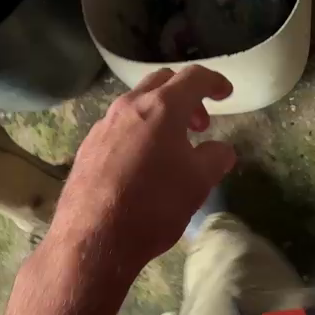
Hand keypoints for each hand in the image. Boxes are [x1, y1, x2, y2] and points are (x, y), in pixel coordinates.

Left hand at [48, 67, 237, 269]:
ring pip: (138, 102)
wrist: (92, 237)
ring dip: (161, 114)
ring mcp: (105, 122)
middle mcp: (131, 105)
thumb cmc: (153, 204)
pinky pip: (119, 124)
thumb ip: (215, 158)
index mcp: (162, 106)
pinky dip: (139, 130)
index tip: (226, 93)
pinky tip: (142, 163)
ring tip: (172, 146)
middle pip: (162, 81)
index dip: (214, 81)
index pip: (193, 77)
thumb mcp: (197, 183)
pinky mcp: (88, 143)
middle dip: (186, 95)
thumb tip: (222, 149)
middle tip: (200, 124)